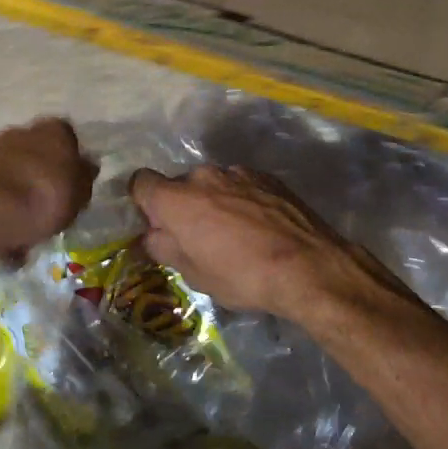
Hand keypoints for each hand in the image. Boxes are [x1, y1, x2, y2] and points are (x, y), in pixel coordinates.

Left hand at [0, 119, 94, 261]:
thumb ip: (84, 179)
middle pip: (38, 154)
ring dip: (18, 194)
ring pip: (13, 172)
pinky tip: (1, 234)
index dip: (71, 163)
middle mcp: (21, 131)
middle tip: (48, 208)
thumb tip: (87, 166)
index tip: (71, 188)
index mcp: (54, 131)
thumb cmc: (40, 200)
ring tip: (23, 230)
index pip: (69, 139)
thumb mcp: (78, 195)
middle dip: (41, 177)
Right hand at [130, 165, 381, 322]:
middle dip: (183, 208)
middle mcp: (204, 176)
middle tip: (198, 240)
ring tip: (234, 235)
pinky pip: (240, 185)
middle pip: (180, 186)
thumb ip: (165, 248)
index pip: (141, 183)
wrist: (307, 265)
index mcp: (177, 199)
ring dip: (214, 203)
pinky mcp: (267, 176)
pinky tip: (258, 227)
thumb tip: (151, 236)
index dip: (144, 203)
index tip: (157, 226)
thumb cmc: (242, 276)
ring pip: (212, 185)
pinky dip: (241, 200)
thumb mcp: (195, 275)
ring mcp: (238, 172)